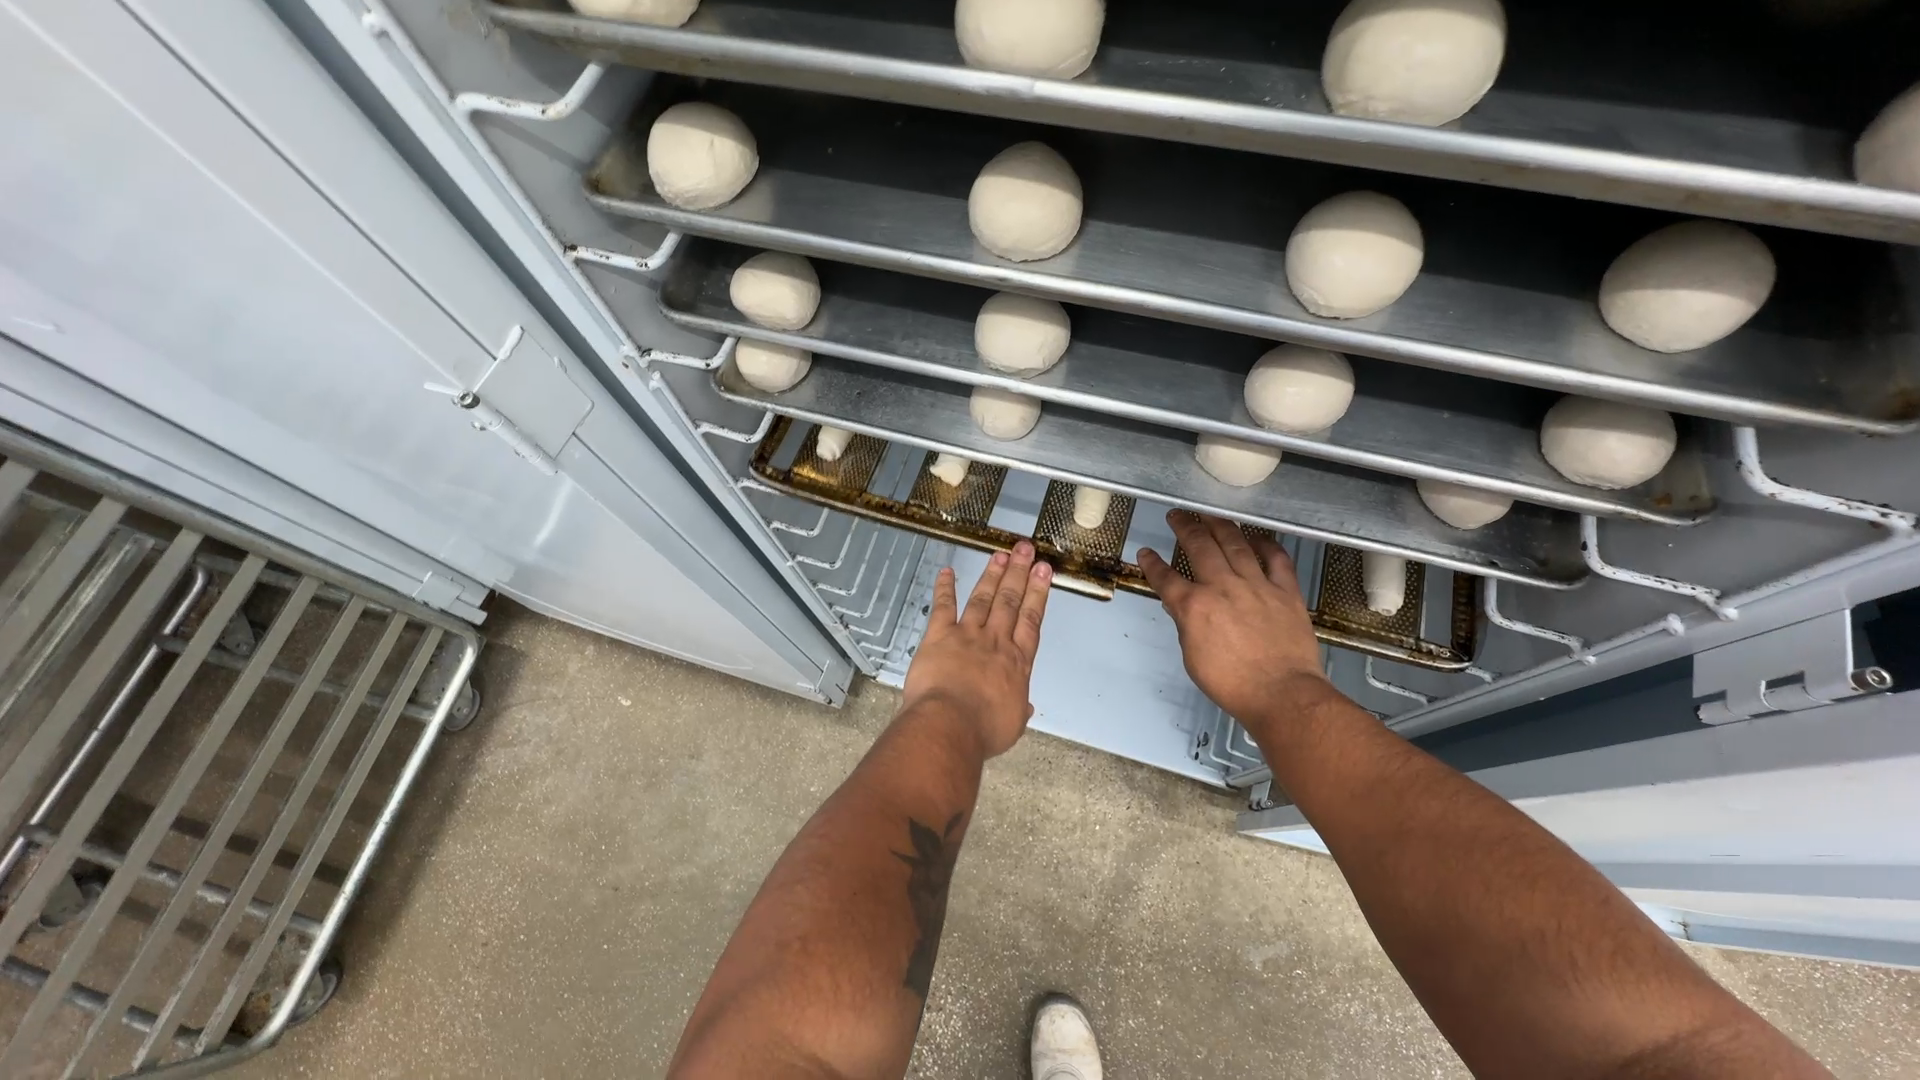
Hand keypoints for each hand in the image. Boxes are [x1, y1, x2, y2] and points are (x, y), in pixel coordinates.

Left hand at [901, 541, 1052, 758]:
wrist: (950, 725)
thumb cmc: (984, 731)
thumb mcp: (1011, 724)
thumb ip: (1018, 709)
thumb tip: (1026, 707)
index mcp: (1017, 663)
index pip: (1031, 621)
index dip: (1038, 594)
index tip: (1044, 571)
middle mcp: (996, 642)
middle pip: (1010, 601)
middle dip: (1019, 573)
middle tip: (1025, 549)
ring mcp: (967, 636)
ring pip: (983, 598)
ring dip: (992, 575)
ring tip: (1000, 554)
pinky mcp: (939, 636)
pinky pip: (943, 607)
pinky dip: (945, 588)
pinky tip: (947, 571)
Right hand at [1138, 512, 1329, 724]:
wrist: (1282, 693)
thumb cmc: (1231, 684)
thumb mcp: (1193, 658)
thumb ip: (1186, 625)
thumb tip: (1180, 606)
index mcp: (1194, 606)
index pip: (1166, 578)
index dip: (1152, 563)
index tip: (1145, 553)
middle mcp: (1222, 587)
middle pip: (1199, 546)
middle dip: (1184, 527)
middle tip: (1177, 516)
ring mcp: (1256, 585)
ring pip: (1235, 543)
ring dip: (1219, 525)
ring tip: (1210, 514)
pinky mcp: (1285, 590)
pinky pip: (1276, 558)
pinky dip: (1265, 544)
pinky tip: (1256, 538)